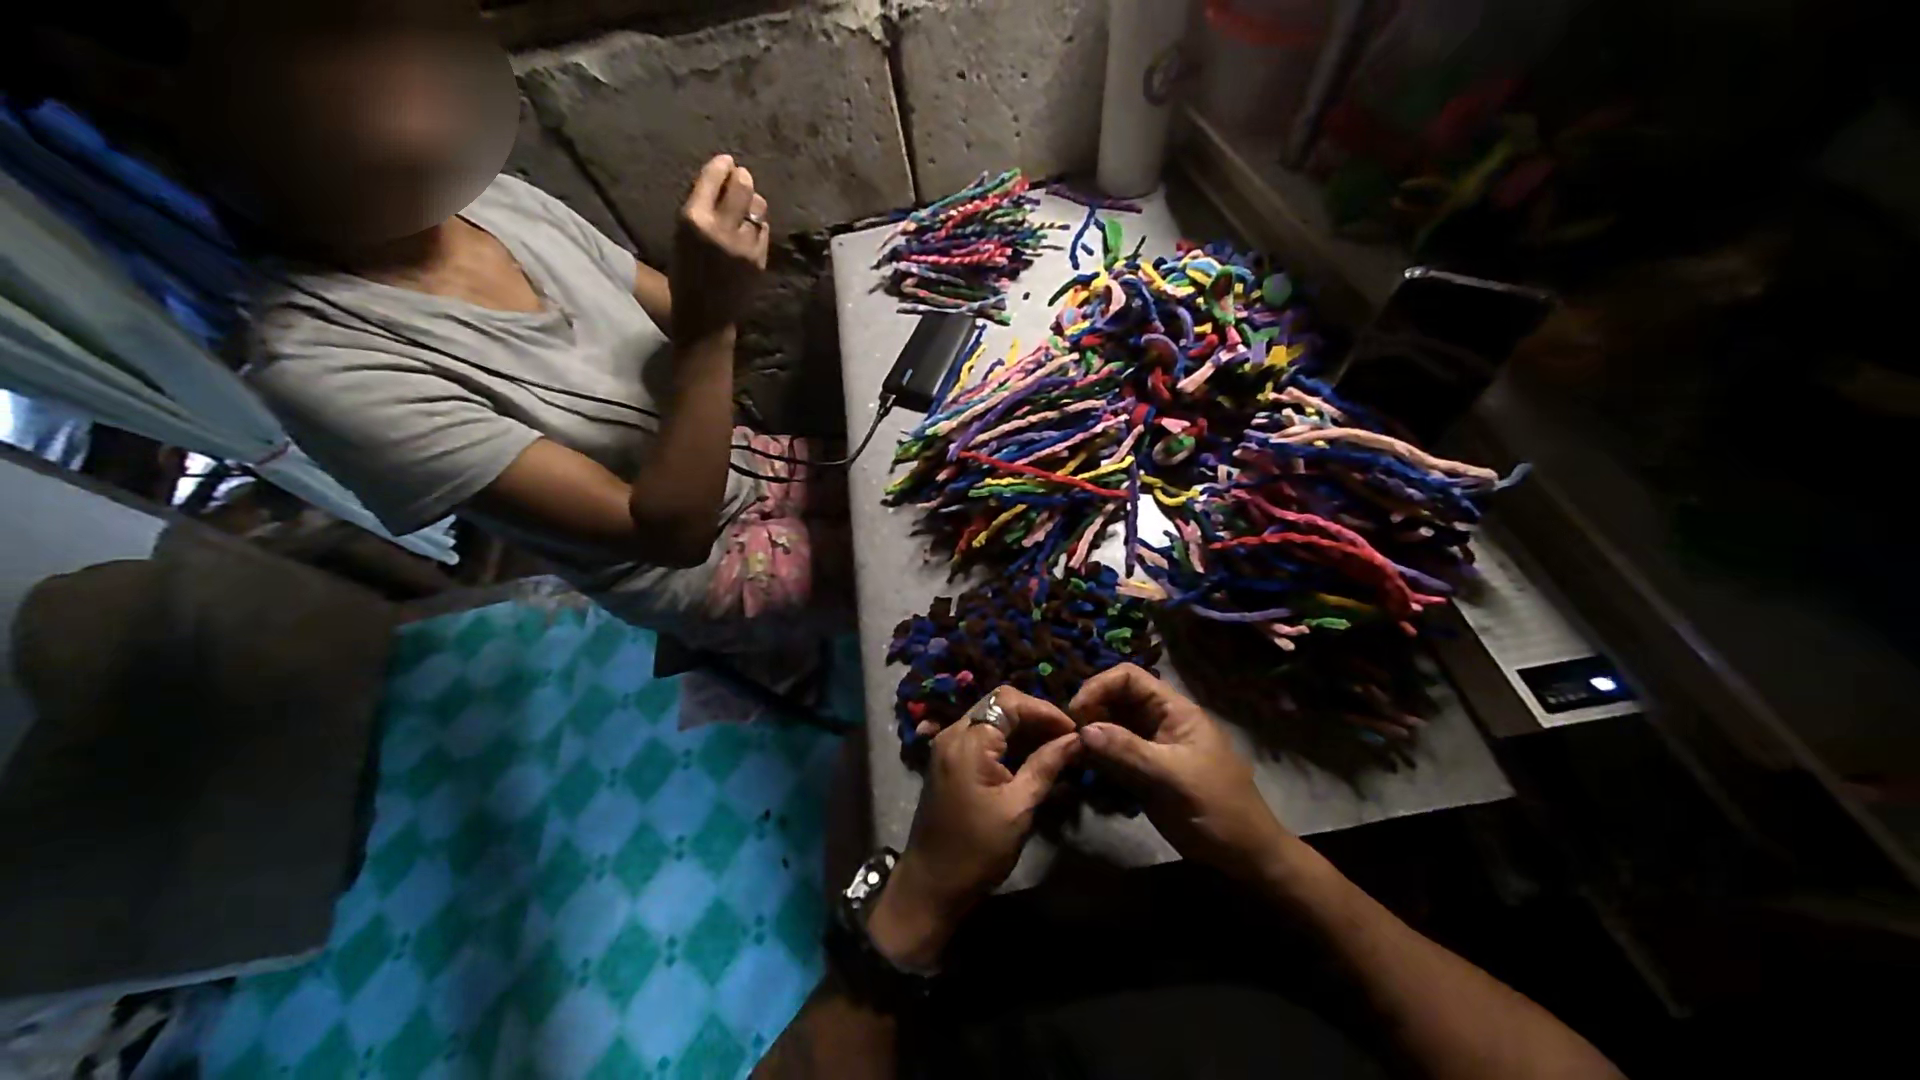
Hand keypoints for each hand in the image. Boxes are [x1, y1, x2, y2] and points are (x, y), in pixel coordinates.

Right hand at [670, 153, 769, 342]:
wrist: (706, 314)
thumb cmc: (686, 273)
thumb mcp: (682, 235)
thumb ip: (700, 207)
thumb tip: (720, 179)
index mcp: (694, 219)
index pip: (714, 178)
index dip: (722, 165)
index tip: (727, 161)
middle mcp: (722, 229)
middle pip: (742, 187)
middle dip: (742, 178)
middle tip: (740, 176)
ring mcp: (744, 245)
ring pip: (758, 207)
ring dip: (752, 201)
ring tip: (745, 205)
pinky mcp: (759, 259)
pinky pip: (763, 230)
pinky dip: (757, 224)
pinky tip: (749, 229)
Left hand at [866, 687, 1079, 968]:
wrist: (932, 884)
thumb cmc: (977, 849)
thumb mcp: (1019, 807)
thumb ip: (1046, 765)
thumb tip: (1076, 739)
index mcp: (968, 741)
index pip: (1009, 701)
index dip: (1044, 710)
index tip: (1073, 730)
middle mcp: (953, 734)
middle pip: (999, 704)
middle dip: (1035, 716)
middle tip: (1066, 738)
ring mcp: (948, 746)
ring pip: (991, 718)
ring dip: (1023, 728)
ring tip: (1056, 747)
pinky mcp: (949, 761)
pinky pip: (981, 736)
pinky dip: (1007, 740)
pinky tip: (1030, 757)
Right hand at [1071, 664, 1290, 879]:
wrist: (1245, 856)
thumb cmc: (1217, 809)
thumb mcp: (1172, 777)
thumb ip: (1127, 750)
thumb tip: (1083, 729)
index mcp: (1174, 710)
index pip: (1129, 678)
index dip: (1098, 686)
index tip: (1076, 712)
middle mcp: (1159, 721)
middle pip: (1115, 700)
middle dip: (1090, 713)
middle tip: (1068, 737)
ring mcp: (1150, 747)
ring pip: (1110, 728)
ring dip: (1089, 738)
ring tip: (1071, 755)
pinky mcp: (1142, 772)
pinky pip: (1112, 756)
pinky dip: (1095, 760)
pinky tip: (1082, 770)